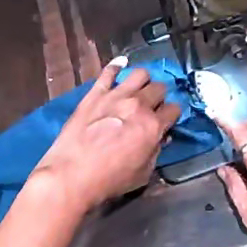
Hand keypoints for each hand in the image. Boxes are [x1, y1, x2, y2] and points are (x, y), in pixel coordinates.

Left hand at [30, 59, 182, 212]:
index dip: (172, 115)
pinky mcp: (95, 93)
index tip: (167, 120)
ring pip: (140, 73)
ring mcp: (115, 95)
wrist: (72, 174)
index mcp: (153, 125)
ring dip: (144, 81)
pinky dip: (116, 67)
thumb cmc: (110, 180)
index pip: (174, 109)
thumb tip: (159, 138)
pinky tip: (119, 67)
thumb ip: (155, 152)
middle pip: (160, 88)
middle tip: (153, 106)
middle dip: (160, 96)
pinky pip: (108, 72)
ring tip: (138, 89)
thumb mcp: (143, 174)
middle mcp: (138, 105)